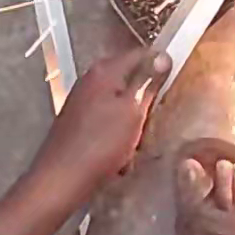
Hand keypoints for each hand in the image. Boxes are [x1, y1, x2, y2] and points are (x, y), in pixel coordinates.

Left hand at [33, 46, 170, 199]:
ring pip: (121, 101)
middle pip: (130, 78)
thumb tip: (164, 54)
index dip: (161, 66)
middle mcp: (91, 79)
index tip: (174, 85)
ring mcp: (82, 100)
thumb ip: (148, 80)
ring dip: (133, 118)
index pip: (142, 54)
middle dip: (146, 96)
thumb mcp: (133, 110)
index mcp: (105, 70)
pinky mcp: (78, 121)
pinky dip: (117, 131)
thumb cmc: (101, 143)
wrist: (60, 180)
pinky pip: (108, 118)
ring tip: (137, 138)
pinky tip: (120, 151)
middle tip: (156, 116)